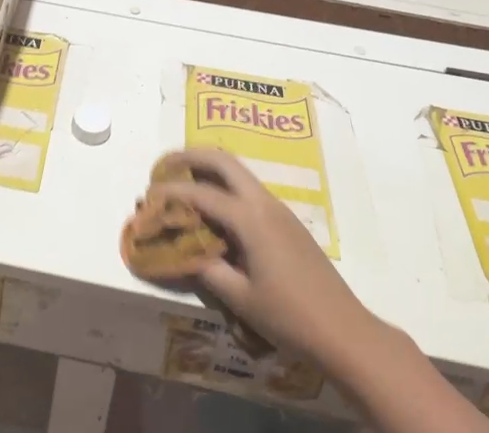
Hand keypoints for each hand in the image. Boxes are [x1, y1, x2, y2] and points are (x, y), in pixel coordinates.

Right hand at [148, 148, 379, 367]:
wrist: (343, 331)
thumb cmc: (289, 317)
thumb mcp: (240, 298)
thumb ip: (206, 269)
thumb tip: (180, 252)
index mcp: (250, 218)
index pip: (201, 193)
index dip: (169, 192)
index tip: (145, 196)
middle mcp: (264, 203)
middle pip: (224, 162)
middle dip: (191, 156)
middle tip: (163, 166)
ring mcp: (279, 210)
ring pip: (239, 173)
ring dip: (209, 170)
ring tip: (182, 183)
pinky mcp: (287, 223)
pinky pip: (249, 191)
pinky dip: (225, 188)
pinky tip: (212, 210)